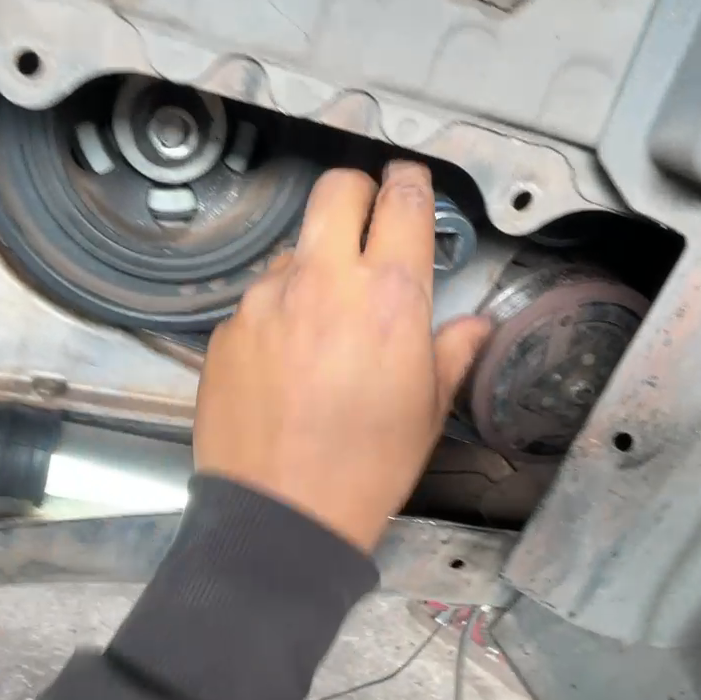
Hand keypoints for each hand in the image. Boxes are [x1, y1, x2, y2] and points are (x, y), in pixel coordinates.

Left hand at [194, 162, 492, 552]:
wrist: (281, 513)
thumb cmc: (364, 469)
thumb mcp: (425, 411)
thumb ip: (452, 352)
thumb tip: (473, 326)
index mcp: (389, 297)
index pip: (403, 201)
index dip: (410, 186)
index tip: (408, 188)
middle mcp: (323, 283)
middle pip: (336, 190)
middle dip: (356, 193)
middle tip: (364, 223)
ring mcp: (265, 302)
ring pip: (291, 250)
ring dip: (311, 266)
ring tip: (320, 323)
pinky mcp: (227, 329)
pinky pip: (256, 300)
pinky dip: (275, 313)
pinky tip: (283, 360)